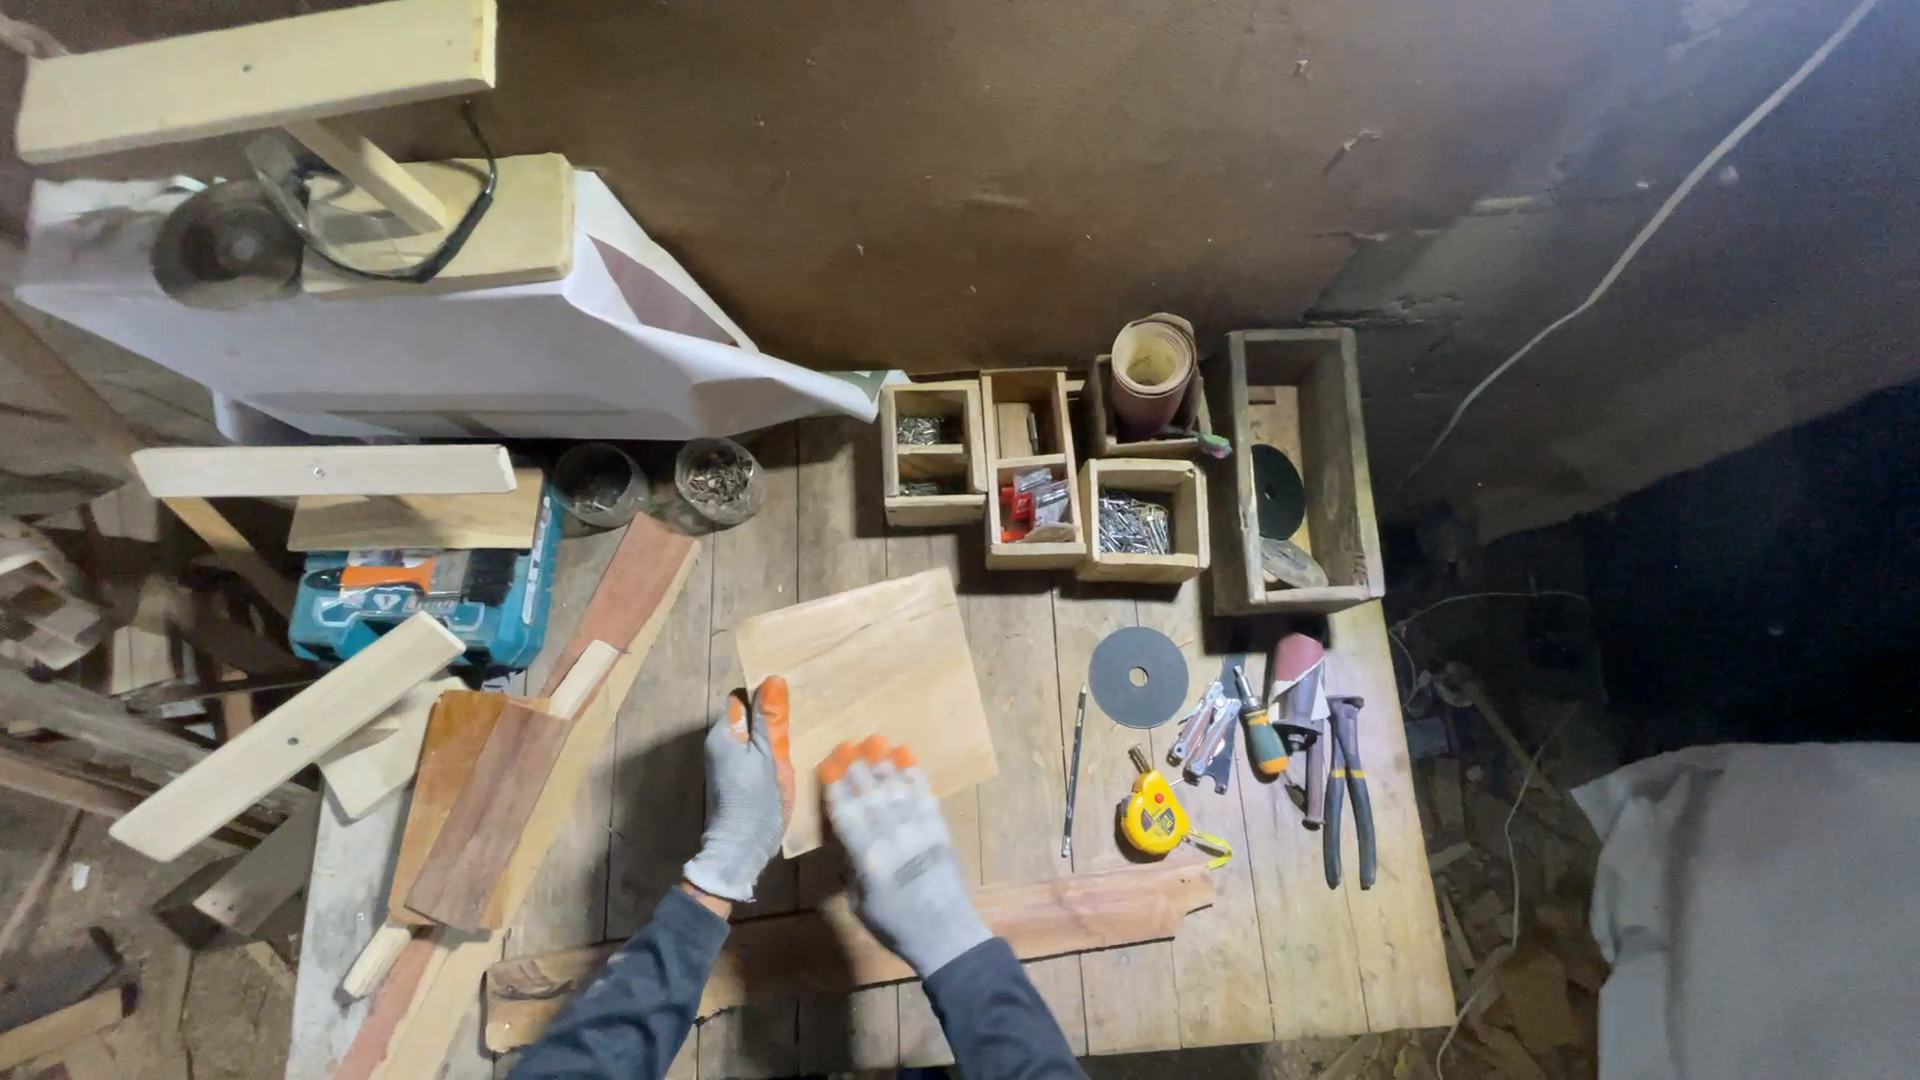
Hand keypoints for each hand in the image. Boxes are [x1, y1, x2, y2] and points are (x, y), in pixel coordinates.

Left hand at [681, 677, 793, 902]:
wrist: (741, 849)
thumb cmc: (758, 798)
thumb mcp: (770, 753)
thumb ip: (770, 718)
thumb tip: (772, 679)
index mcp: (723, 734)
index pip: (740, 699)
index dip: (762, 697)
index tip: (787, 702)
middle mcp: (718, 746)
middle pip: (745, 718)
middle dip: (768, 718)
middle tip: (796, 720)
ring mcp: (723, 766)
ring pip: (749, 738)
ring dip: (769, 738)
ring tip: (794, 740)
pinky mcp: (732, 782)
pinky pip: (750, 757)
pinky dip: (765, 756)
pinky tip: (783, 763)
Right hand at [820, 737, 989, 977]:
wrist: (945, 934)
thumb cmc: (897, 926)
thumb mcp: (861, 904)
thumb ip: (852, 868)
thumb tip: (846, 840)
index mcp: (869, 861)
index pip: (847, 815)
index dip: (836, 789)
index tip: (828, 768)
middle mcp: (893, 839)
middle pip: (871, 795)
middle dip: (858, 769)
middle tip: (848, 748)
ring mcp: (919, 831)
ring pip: (897, 790)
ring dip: (884, 766)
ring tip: (875, 744)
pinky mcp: (940, 829)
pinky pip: (925, 796)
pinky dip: (915, 776)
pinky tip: (907, 761)